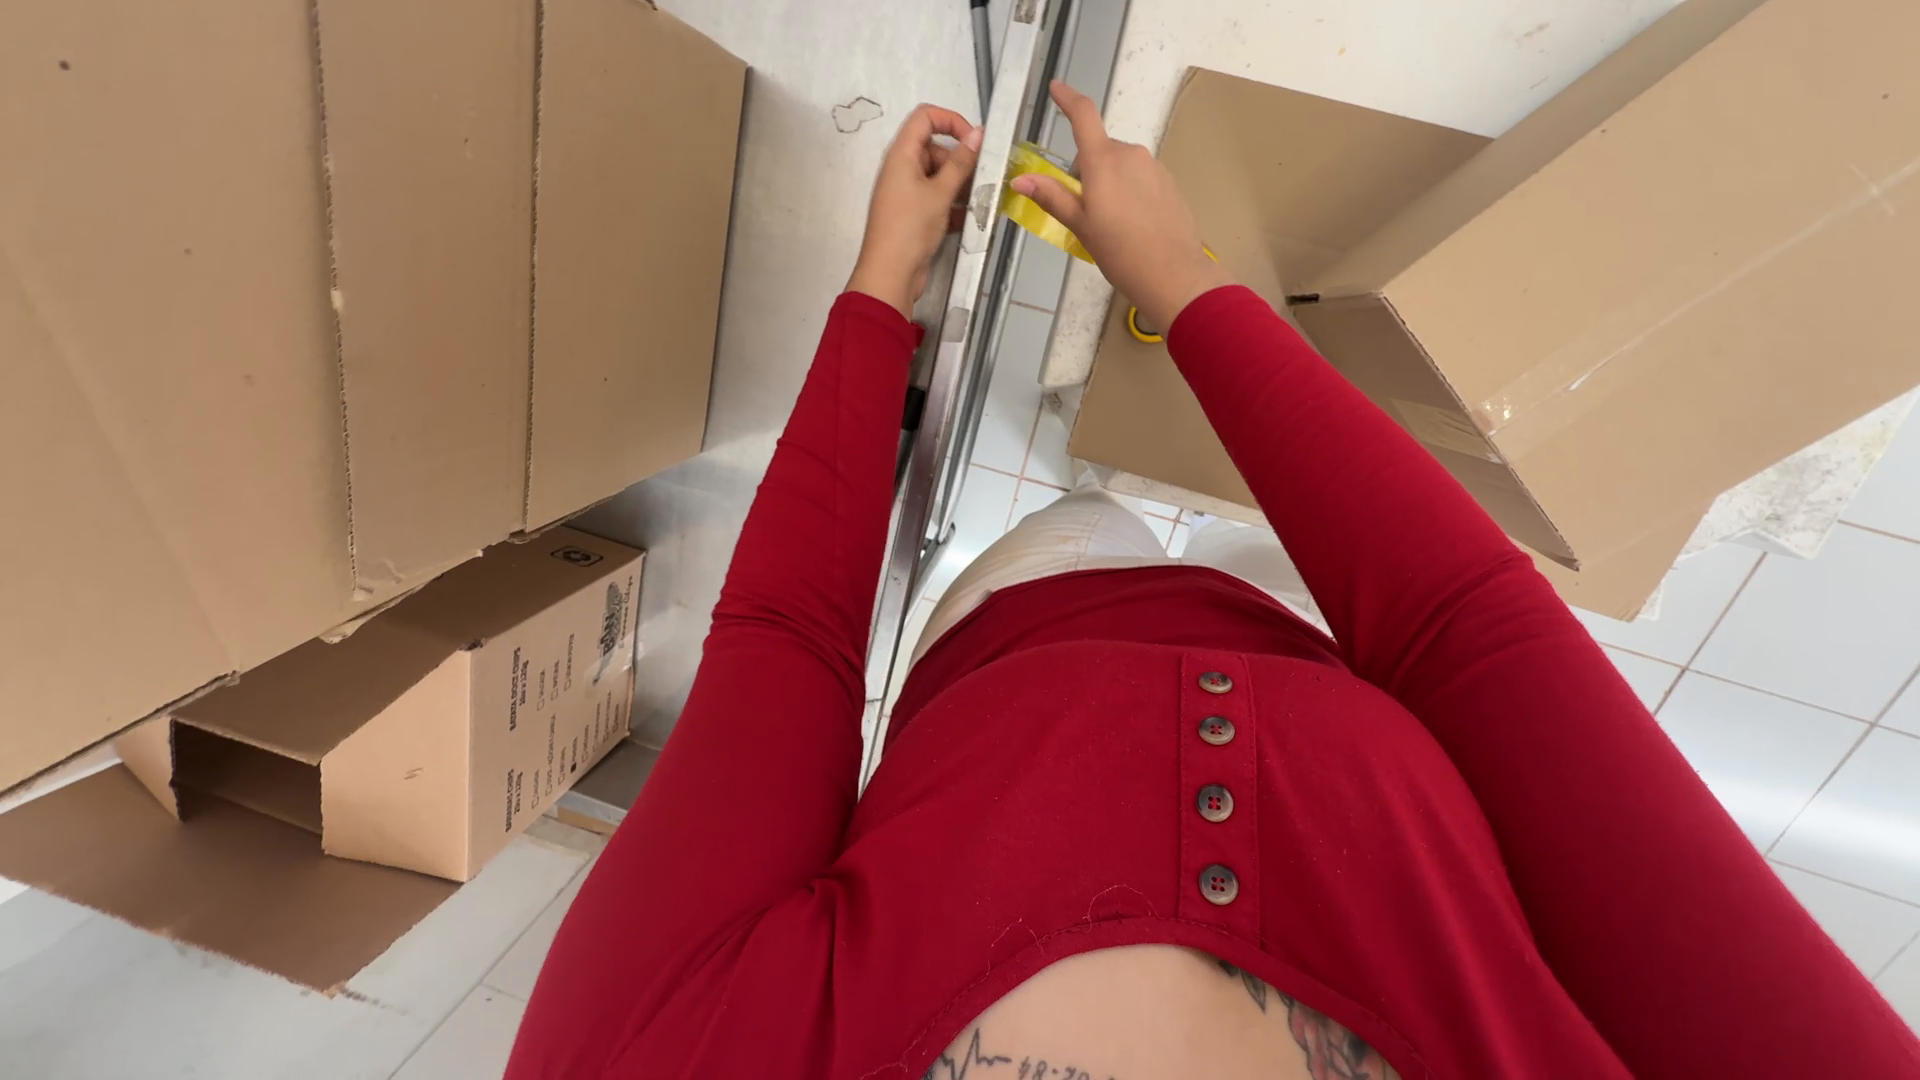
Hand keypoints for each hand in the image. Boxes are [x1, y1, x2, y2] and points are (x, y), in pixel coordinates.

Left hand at [847, 104, 983, 318]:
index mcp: (902, 154)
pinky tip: (971, 219)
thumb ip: (961, 163)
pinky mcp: (914, 216)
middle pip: (935, 149)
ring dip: (961, 187)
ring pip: (939, 178)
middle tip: (983, 178)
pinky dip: (953, 207)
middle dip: (961, 162)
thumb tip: (977, 135)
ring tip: (981, 200)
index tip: (974, 140)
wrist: (890, 275)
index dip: (951, 121)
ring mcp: (907, 194)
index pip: (925, 118)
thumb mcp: (940, 193)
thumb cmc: (910, 229)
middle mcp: (902, 170)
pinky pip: (937, 201)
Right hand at [1010, 81, 1233, 332]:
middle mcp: (1130, 154)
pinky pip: (1139, 179)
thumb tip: (1019, 179)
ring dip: (1109, 185)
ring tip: (1111, 226)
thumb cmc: (1119, 251)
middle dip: (1087, 173)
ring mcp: (1152, 166)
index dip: (1067, 99)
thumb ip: (1051, 197)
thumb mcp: (1079, 225)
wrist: (1171, 272)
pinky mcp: (1168, 182)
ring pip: (1120, 166)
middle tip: (1085, 214)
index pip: (1083, 116)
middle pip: (1099, 151)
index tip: (1056, 88)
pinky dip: (1129, 194)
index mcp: (1103, 160)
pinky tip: (1132, 226)